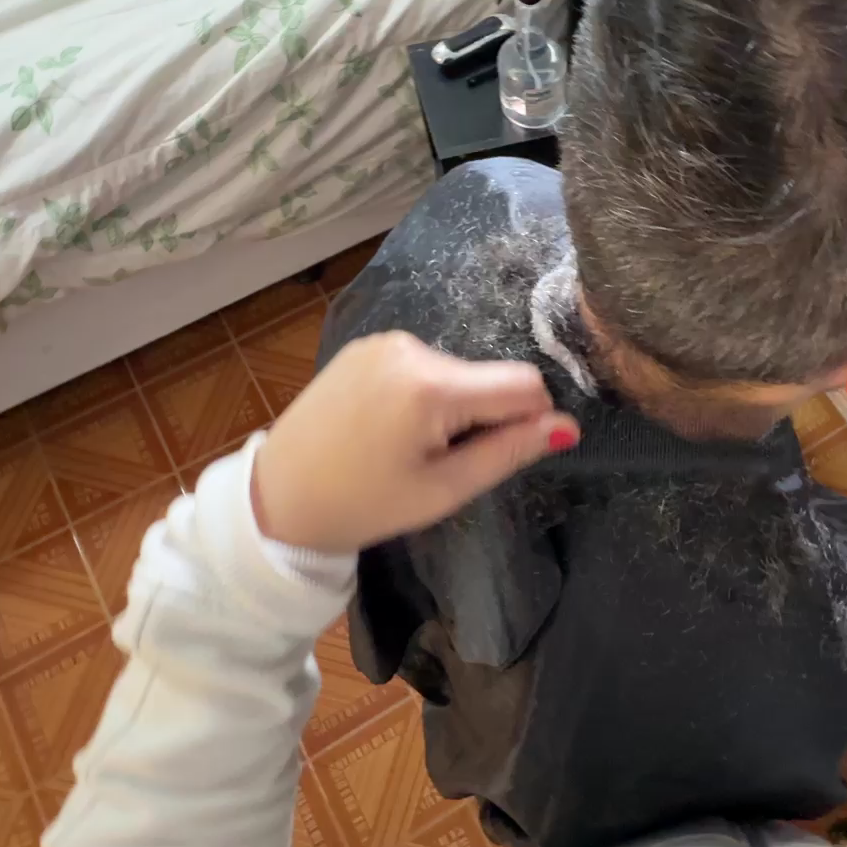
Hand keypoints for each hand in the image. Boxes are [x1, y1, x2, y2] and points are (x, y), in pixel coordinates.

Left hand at [251, 331, 577, 554]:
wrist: (278, 496)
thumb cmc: (365, 505)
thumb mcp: (444, 489)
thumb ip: (510, 452)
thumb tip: (568, 427)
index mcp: (432, 386)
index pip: (524, 384)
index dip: (531, 420)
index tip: (498, 454)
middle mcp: (412, 347)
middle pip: (489, 377)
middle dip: (484, 416)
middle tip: (442, 460)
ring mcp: (386, 341)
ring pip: (460, 371)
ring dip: (456, 405)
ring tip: (411, 445)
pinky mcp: (368, 344)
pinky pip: (425, 364)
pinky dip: (427, 393)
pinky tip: (392, 425)